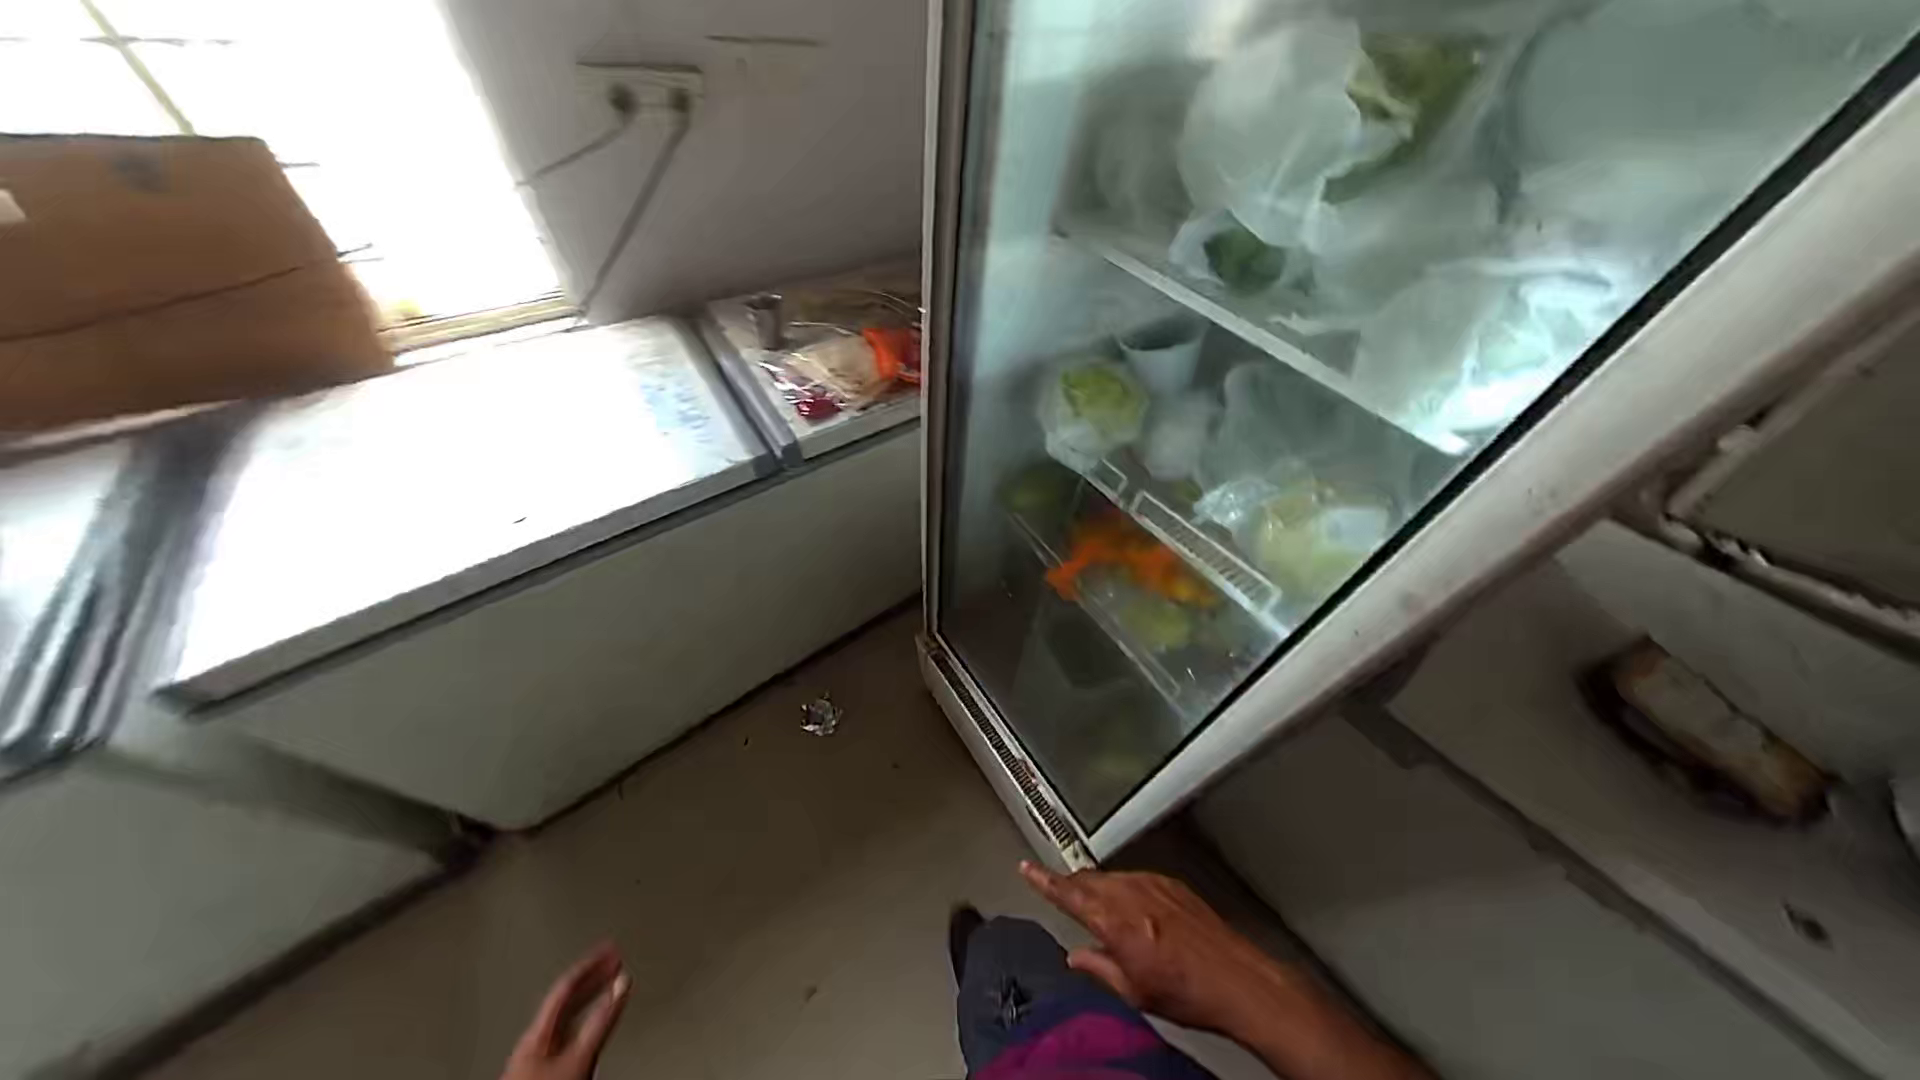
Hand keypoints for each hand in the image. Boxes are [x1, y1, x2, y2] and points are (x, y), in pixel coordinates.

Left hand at [500, 944, 630, 1079]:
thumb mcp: (578, 1053)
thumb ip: (602, 1018)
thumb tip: (622, 982)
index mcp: (537, 1029)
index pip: (566, 984)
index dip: (590, 962)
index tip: (610, 946)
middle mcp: (535, 1038)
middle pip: (567, 999)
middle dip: (594, 976)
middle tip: (614, 958)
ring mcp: (537, 1055)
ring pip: (568, 1017)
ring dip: (591, 998)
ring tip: (610, 984)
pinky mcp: (545, 1069)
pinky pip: (570, 1034)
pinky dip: (587, 1020)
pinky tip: (596, 1024)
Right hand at [1017, 861, 1276, 1033]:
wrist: (1236, 980)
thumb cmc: (1189, 992)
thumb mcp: (1133, 991)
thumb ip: (1098, 967)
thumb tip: (1077, 957)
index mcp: (1115, 922)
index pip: (1068, 893)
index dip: (1043, 880)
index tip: (1028, 869)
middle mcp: (1131, 895)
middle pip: (1087, 880)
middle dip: (1071, 885)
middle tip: (1060, 891)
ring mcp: (1152, 884)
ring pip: (1110, 877)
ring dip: (1098, 888)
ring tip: (1099, 909)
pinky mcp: (1170, 883)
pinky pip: (1136, 878)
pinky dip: (1125, 889)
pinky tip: (1135, 910)